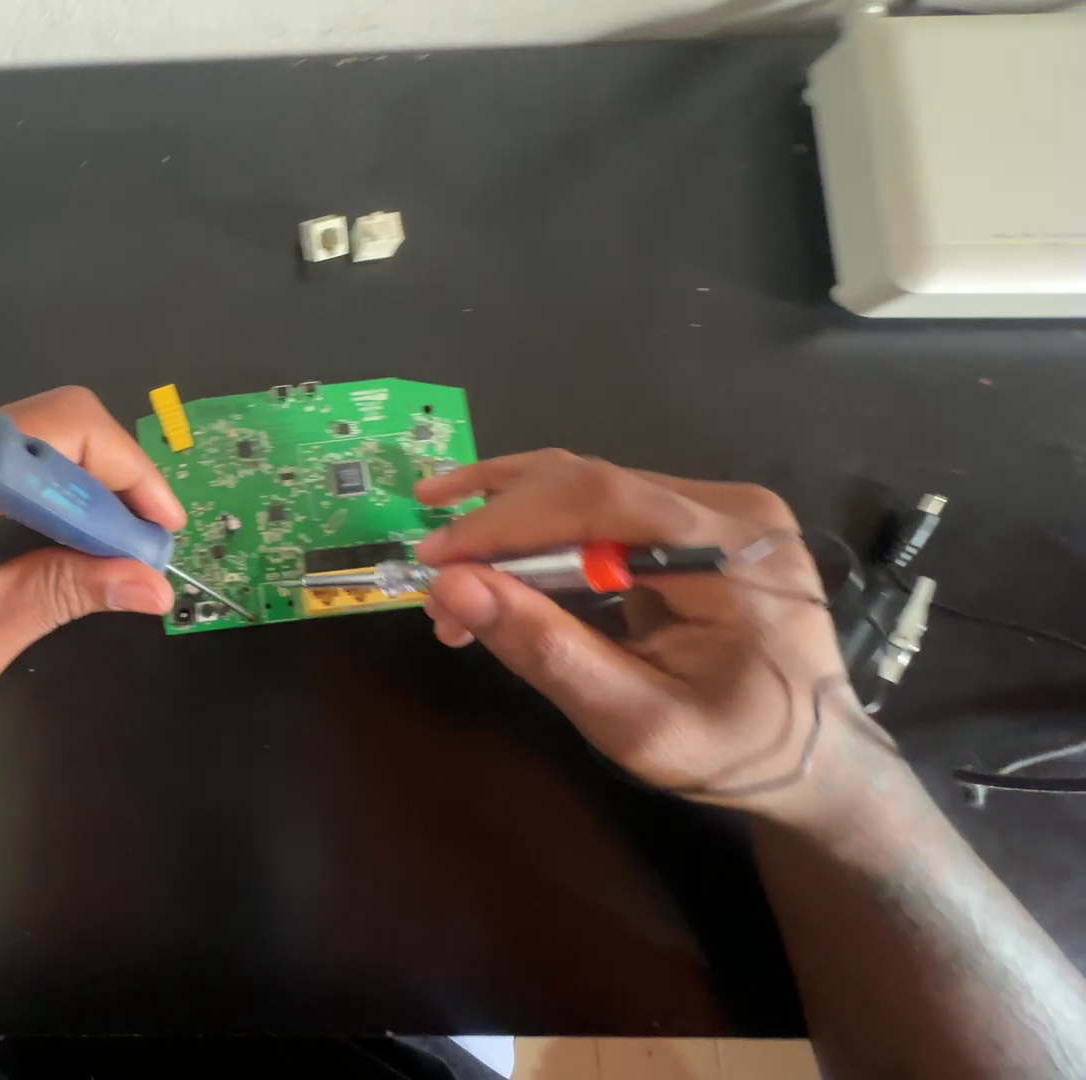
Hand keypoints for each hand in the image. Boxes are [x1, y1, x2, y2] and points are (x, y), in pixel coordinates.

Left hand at [0, 386, 181, 748]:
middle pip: (51, 430)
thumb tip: (152, 581)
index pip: (69, 431)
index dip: (134, 475)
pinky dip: (30, 497)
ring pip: (22, 445)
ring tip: (102, 559)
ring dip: (71, 495)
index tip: (164, 535)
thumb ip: (63, 594)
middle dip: (109, 489)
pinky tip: (45, 543)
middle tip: (139, 558)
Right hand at [414, 450, 882, 817]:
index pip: (596, 501)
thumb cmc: (728, 750)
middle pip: (581, 483)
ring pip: (577, 488)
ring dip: (502, 527)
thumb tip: (450, 585)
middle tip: (434, 581)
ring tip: (451, 574)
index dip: (502, 521)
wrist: (810, 762)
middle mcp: (726, 510)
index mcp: (732, 555)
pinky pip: (591, 509)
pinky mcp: (689, 521)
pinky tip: (492, 562)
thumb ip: (544, 648)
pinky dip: (531, 536)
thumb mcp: (630, 719)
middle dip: (492, 527)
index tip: (433, 559)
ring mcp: (710, 509)